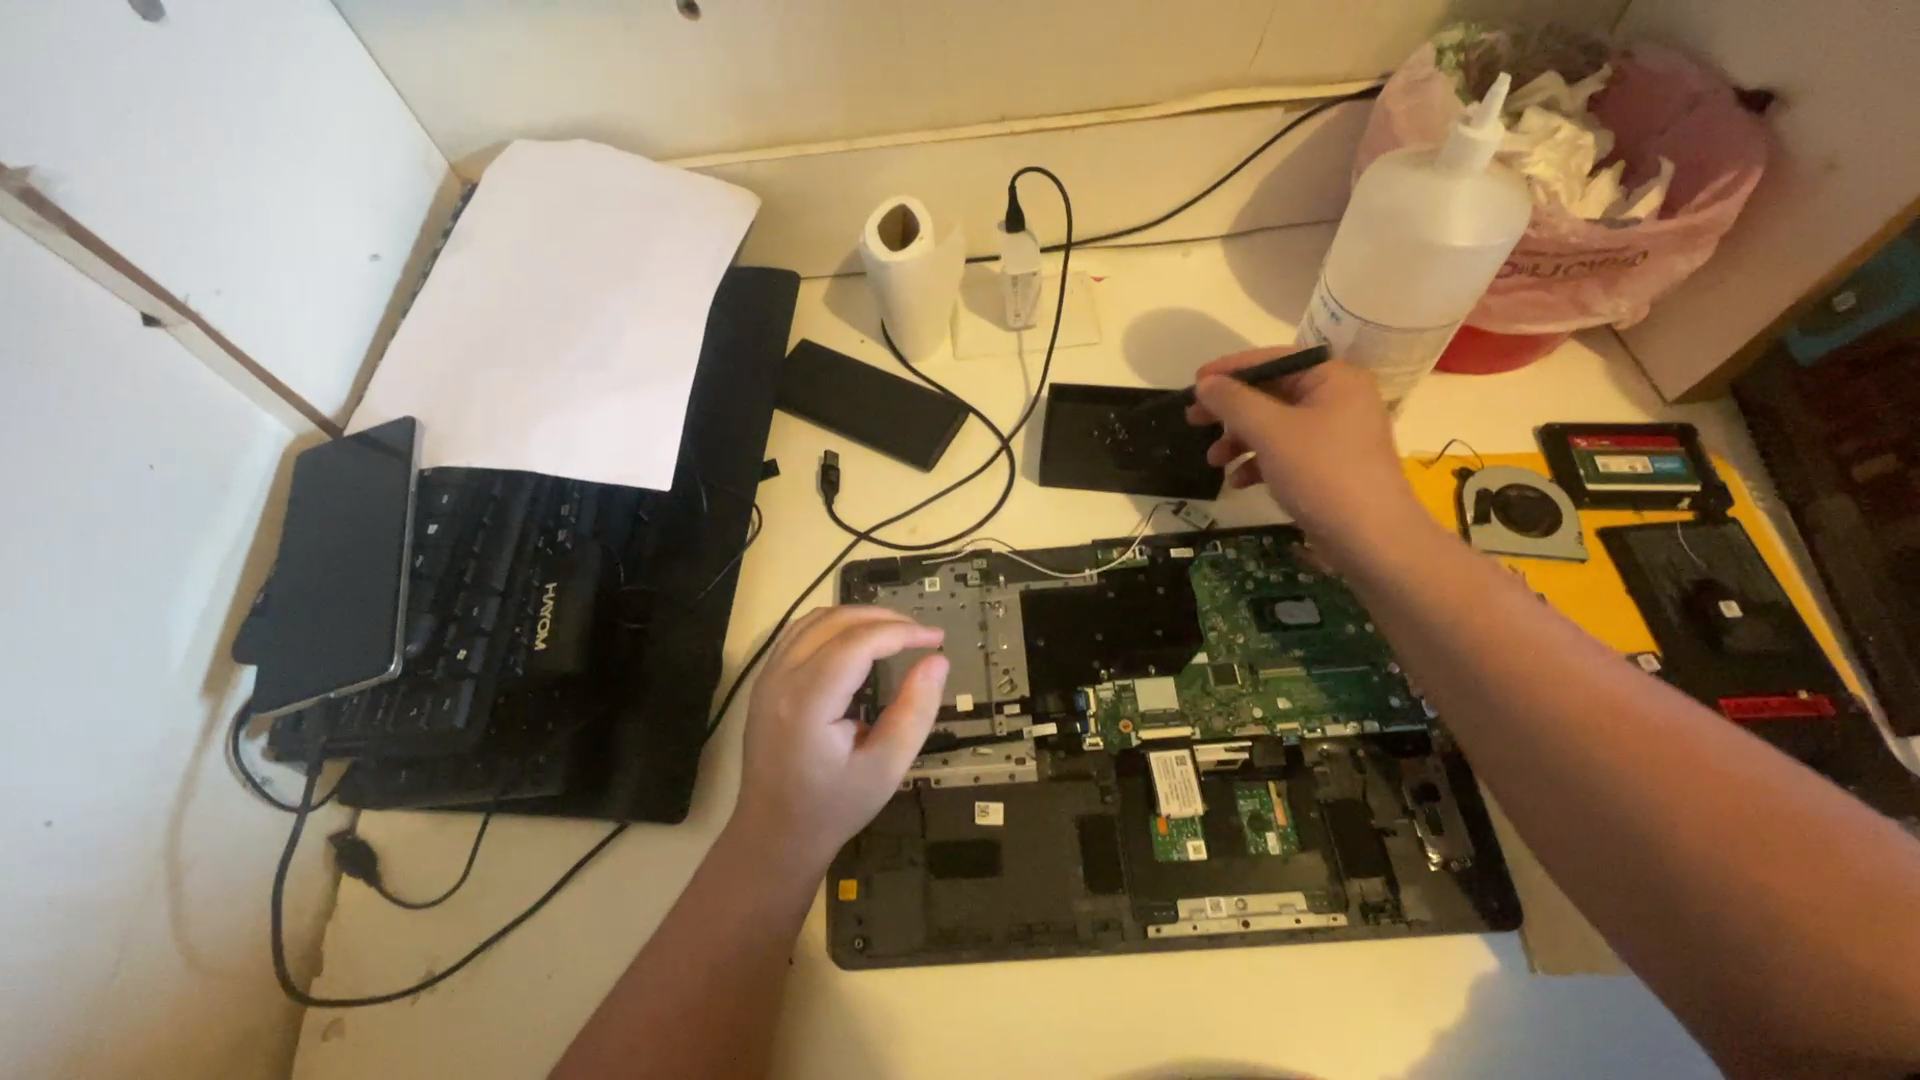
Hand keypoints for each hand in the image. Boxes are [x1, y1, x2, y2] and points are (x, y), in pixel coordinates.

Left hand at [731, 606, 948, 871]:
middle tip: (922, 634)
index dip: (902, 632)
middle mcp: (781, 679)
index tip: (937, 639)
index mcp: (808, 702)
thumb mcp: (886, 767)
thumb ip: (914, 711)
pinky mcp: (765, 682)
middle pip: (835, 622)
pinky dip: (833, 626)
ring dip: (858, 617)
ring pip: (814, 620)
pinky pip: (798, 634)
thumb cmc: (833, 807)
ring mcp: (767, 678)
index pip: (858, 643)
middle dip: (884, 619)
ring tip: (896, 632)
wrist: (774, 834)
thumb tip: (937, 661)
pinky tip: (858, 640)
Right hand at [1186, 347, 1433, 567]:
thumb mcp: (1270, 431)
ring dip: (1239, 440)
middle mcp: (1338, 399)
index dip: (1230, 370)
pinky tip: (1239, 481)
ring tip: (1214, 461)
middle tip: (1193, 421)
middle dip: (1231, 411)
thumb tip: (1205, 383)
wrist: (1371, 539)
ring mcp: (1336, 435)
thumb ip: (1233, 401)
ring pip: (1275, 426)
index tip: (1195, 383)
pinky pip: (1286, 453)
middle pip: (1272, 394)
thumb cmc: (1321, 473)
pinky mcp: (1330, 466)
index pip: (1274, 360)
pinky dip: (1259, 462)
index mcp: (1333, 378)